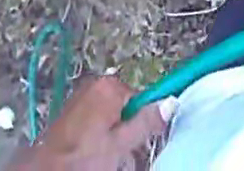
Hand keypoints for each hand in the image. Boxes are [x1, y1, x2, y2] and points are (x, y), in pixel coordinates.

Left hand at [7, 75, 167, 170]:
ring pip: (109, 116)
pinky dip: (97, 136)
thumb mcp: (120, 145)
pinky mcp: (72, 111)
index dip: (142, 122)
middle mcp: (95, 84)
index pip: (140, 99)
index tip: (137, 143)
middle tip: (121, 155)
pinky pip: (95, 120)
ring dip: (112, 137)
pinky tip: (92, 156)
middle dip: (126, 131)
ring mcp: (82, 96)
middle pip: (125, 106)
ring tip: (106, 159)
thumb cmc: (84, 159)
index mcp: (109, 85)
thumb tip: (171, 102)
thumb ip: (146, 122)